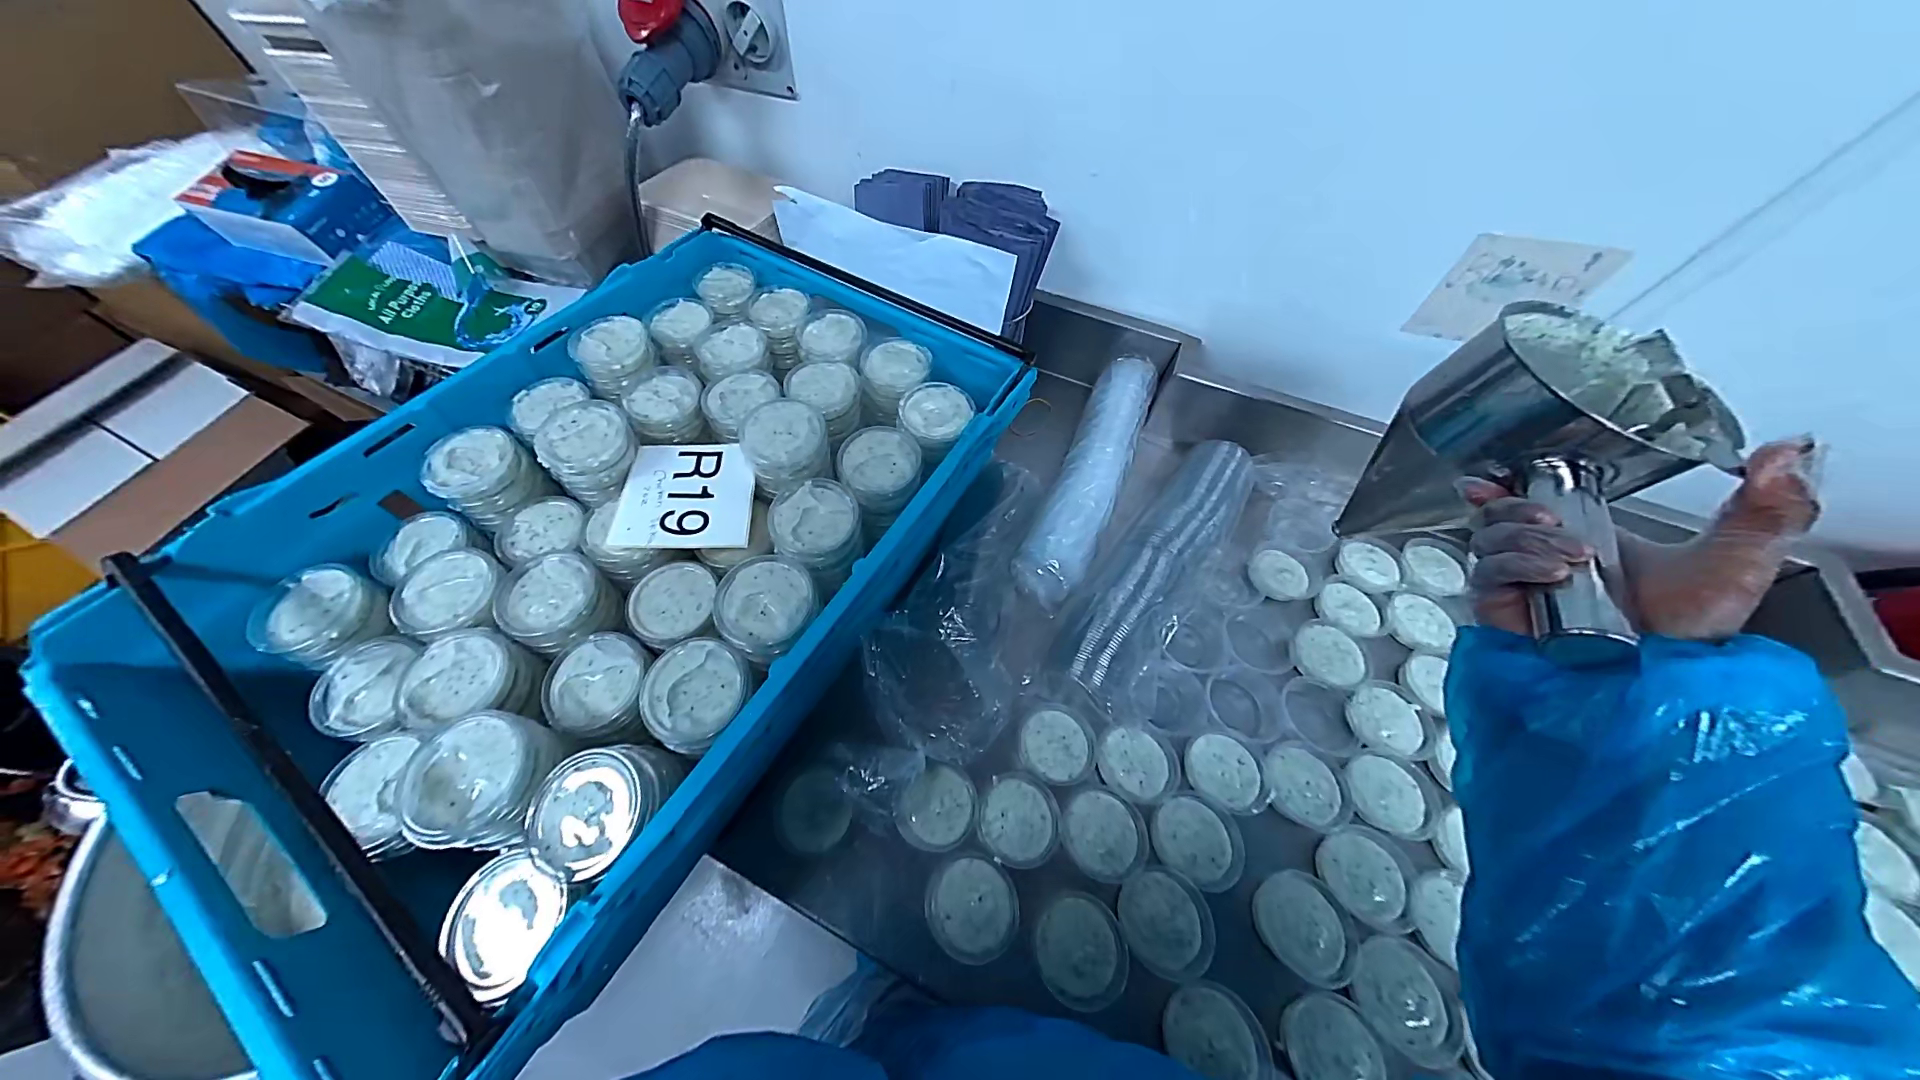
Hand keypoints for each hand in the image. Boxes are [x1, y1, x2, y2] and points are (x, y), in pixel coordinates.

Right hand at [1459, 438, 1820, 640]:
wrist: (1660, 674)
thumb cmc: (1689, 630)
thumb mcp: (1735, 559)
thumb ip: (1766, 507)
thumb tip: (1786, 453)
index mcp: (1579, 537)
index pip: (1525, 503)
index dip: (1503, 487)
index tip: (1496, 478)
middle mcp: (1538, 556)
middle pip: (1497, 515)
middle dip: (1517, 507)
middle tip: (1552, 516)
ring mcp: (1516, 581)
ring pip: (1490, 539)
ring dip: (1524, 537)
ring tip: (1572, 555)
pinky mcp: (1499, 606)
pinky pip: (1489, 572)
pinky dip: (1515, 564)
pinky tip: (1551, 571)